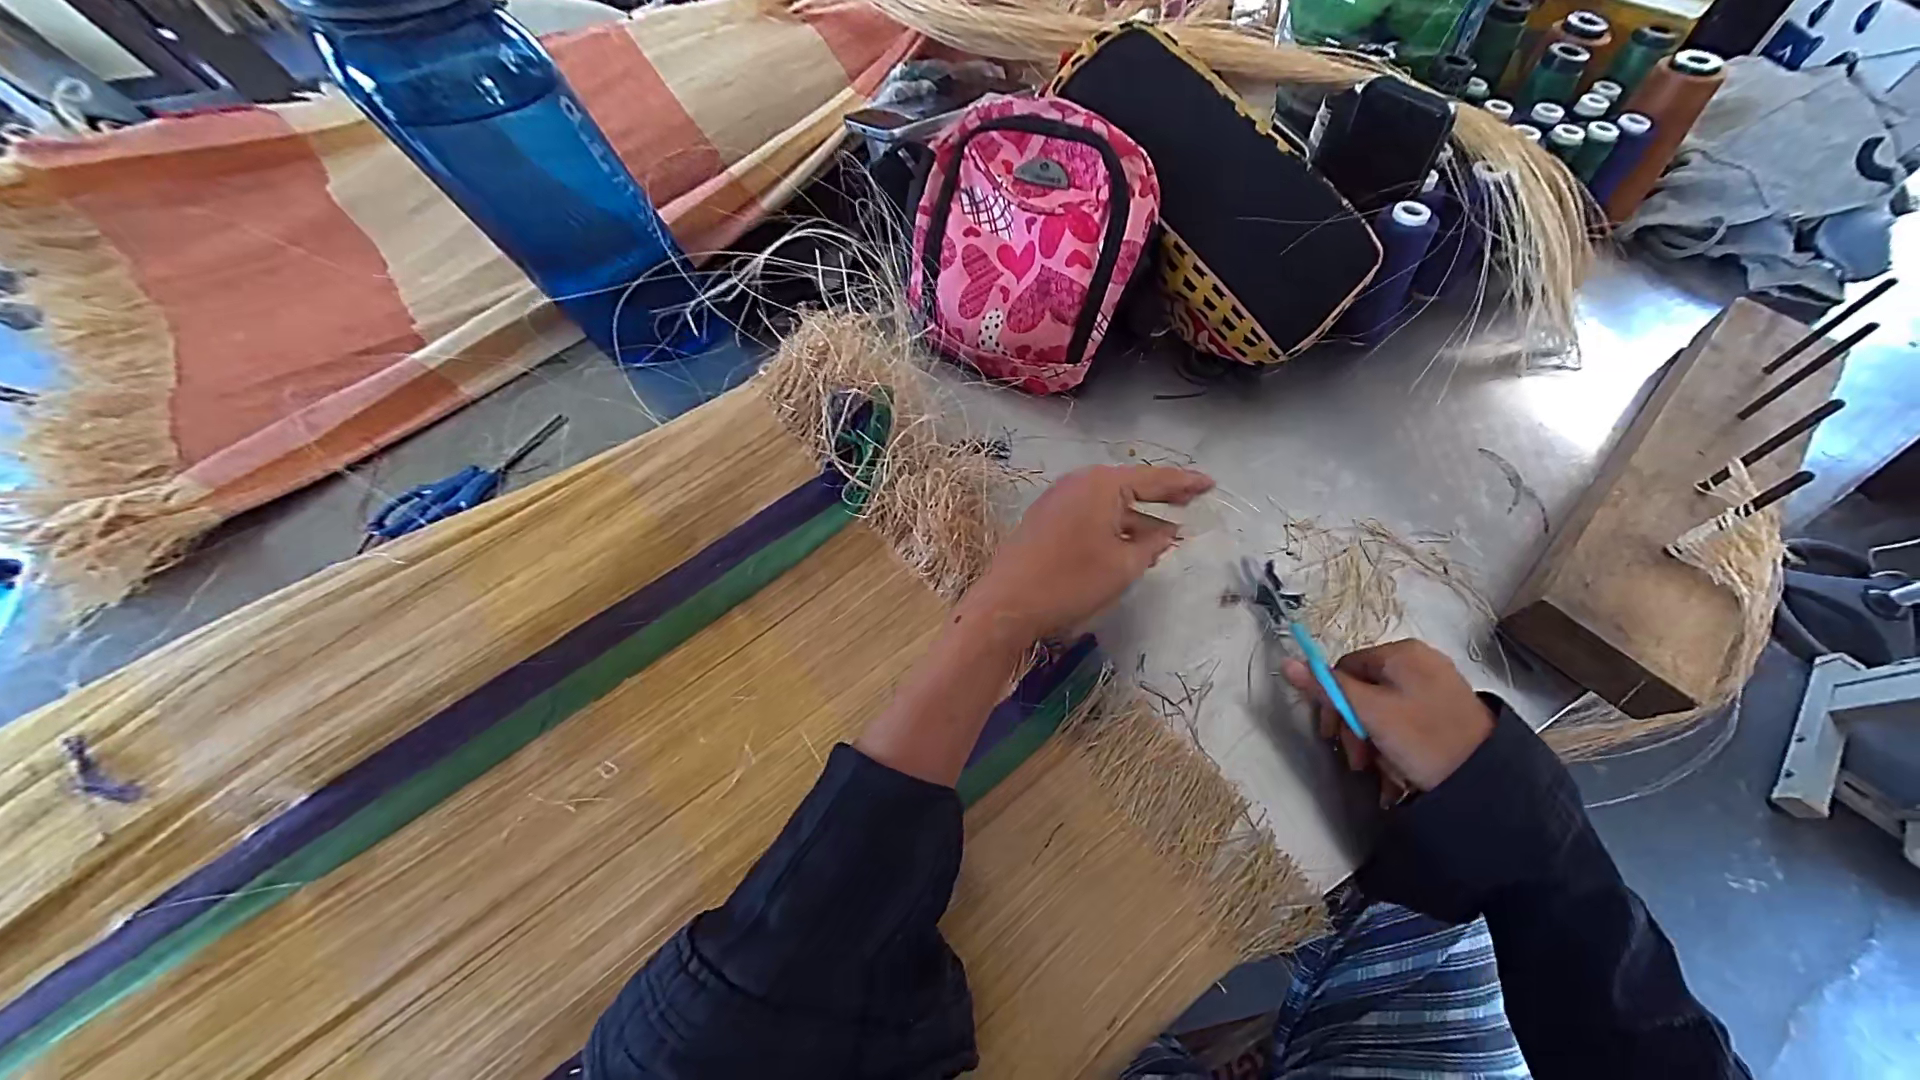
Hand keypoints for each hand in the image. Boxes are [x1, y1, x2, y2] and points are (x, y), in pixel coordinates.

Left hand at [957, 464, 1213, 642]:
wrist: (1006, 605)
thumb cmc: (1070, 582)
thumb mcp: (1123, 566)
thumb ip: (1151, 543)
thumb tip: (1166, 531)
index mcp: (1101, 485)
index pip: (1154, 478)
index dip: (1185, 483)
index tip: (1210, 484)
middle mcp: (1077, 483)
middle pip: (1128, 485)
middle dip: (1160, 496)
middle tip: (1192, 500)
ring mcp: (1056, 500)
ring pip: (1107, 502)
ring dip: (1135, 515)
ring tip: (1166, 528)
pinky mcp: (1044, 520)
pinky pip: (1088, 514)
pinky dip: (1112, 524)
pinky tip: (1126, 541)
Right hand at [1282, 639, 1492, 792]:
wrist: (1490, 782)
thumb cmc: (1424, 738)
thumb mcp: (1368, 712)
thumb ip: (1326, 687)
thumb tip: (1287, 662)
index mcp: (1402, 653)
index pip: (1344, 669)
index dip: (1331, 702)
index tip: (1330, 734)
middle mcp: (1420, 662)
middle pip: (1363, 690)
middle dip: (1354, 727)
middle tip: (1357, 758)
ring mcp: (1436, 687)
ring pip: (1382, 709)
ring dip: (1372, 740)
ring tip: (1380, 769)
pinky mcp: (1447, 711)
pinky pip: (1405, 721)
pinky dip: (1396, 743)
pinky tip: (1399, 768)